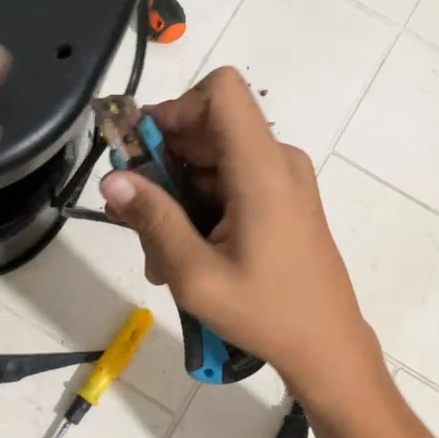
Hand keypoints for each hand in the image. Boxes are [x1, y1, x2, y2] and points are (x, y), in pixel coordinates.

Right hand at [100, 67, 373, 381]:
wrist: (327, 346)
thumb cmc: (265, 313)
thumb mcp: (195, 275)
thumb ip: (153, 220)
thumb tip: (112, 179)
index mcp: (262, 169)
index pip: (221, 91)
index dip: (176, 107)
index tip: (145, 151)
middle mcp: (276, 161)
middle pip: (207, 127)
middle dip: (163, 164)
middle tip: (135, 217)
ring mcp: (282, 179)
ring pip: (211, 160)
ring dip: (176, 196)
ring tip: (159, 254)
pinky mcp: (281, 198)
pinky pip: (229, 181)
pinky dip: (198, 208)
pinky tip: (182, 255)